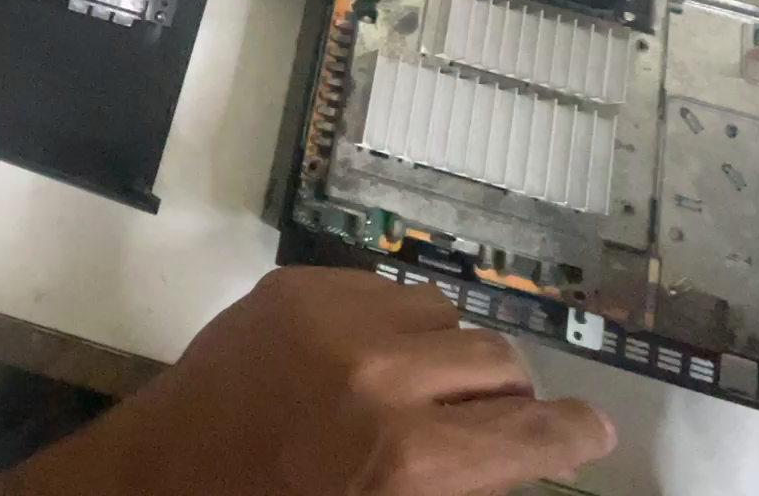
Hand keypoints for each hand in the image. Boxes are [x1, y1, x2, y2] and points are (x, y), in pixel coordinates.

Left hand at [0, 267, 615, 495]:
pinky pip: (375, 284)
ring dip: (444, 346)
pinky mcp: (292, 283)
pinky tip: (367, 344)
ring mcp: (330, 314)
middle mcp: (380, 370)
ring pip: (437, 309)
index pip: (529, 434)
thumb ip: (450, 478)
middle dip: (504, 391)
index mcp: (409, 455)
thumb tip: (500, 449)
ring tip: (422, 375)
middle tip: (488, 412)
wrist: (168, 471)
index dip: (571, 435)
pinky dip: (388, 315)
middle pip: (493, 356)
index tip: (590, 430)